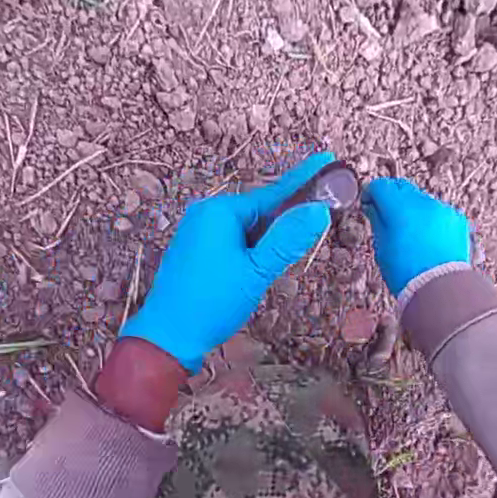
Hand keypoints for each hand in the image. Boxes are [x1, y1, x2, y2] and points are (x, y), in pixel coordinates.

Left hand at [120, 153, 335, 371]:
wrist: (169, 336)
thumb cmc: (209, 303)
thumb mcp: (256, 272)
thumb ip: (287, 240)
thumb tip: (317, 210)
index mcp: (219, 212)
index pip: (272, 193)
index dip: (304, 182)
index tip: (326, 161)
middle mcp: (206, 215)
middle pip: (261, 212)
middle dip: (285, 226)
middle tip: (309, 237)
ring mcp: (200, 233)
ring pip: (249, 230)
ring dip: (268, 245)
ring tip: (268, 272)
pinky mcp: (198, 251)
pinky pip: (235, 242)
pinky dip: (252, 252)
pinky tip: (256, 272)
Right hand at [362, 177, 470, 297]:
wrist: (440, 288)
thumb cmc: (407, 273)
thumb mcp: (382, 248)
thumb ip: (377, 221)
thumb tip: (372, 207)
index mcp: (400, 208)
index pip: (381, 186)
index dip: (371, 193)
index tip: (369, 202)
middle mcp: (423, 203)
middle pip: (402, 188)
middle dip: (392, 198)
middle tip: (386, 215)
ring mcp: (442, 210)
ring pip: (421, 200)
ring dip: (412, 209)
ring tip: (409, 233)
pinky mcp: (456, 219)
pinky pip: (439, 212)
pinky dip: (430, 220)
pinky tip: (427, 239)